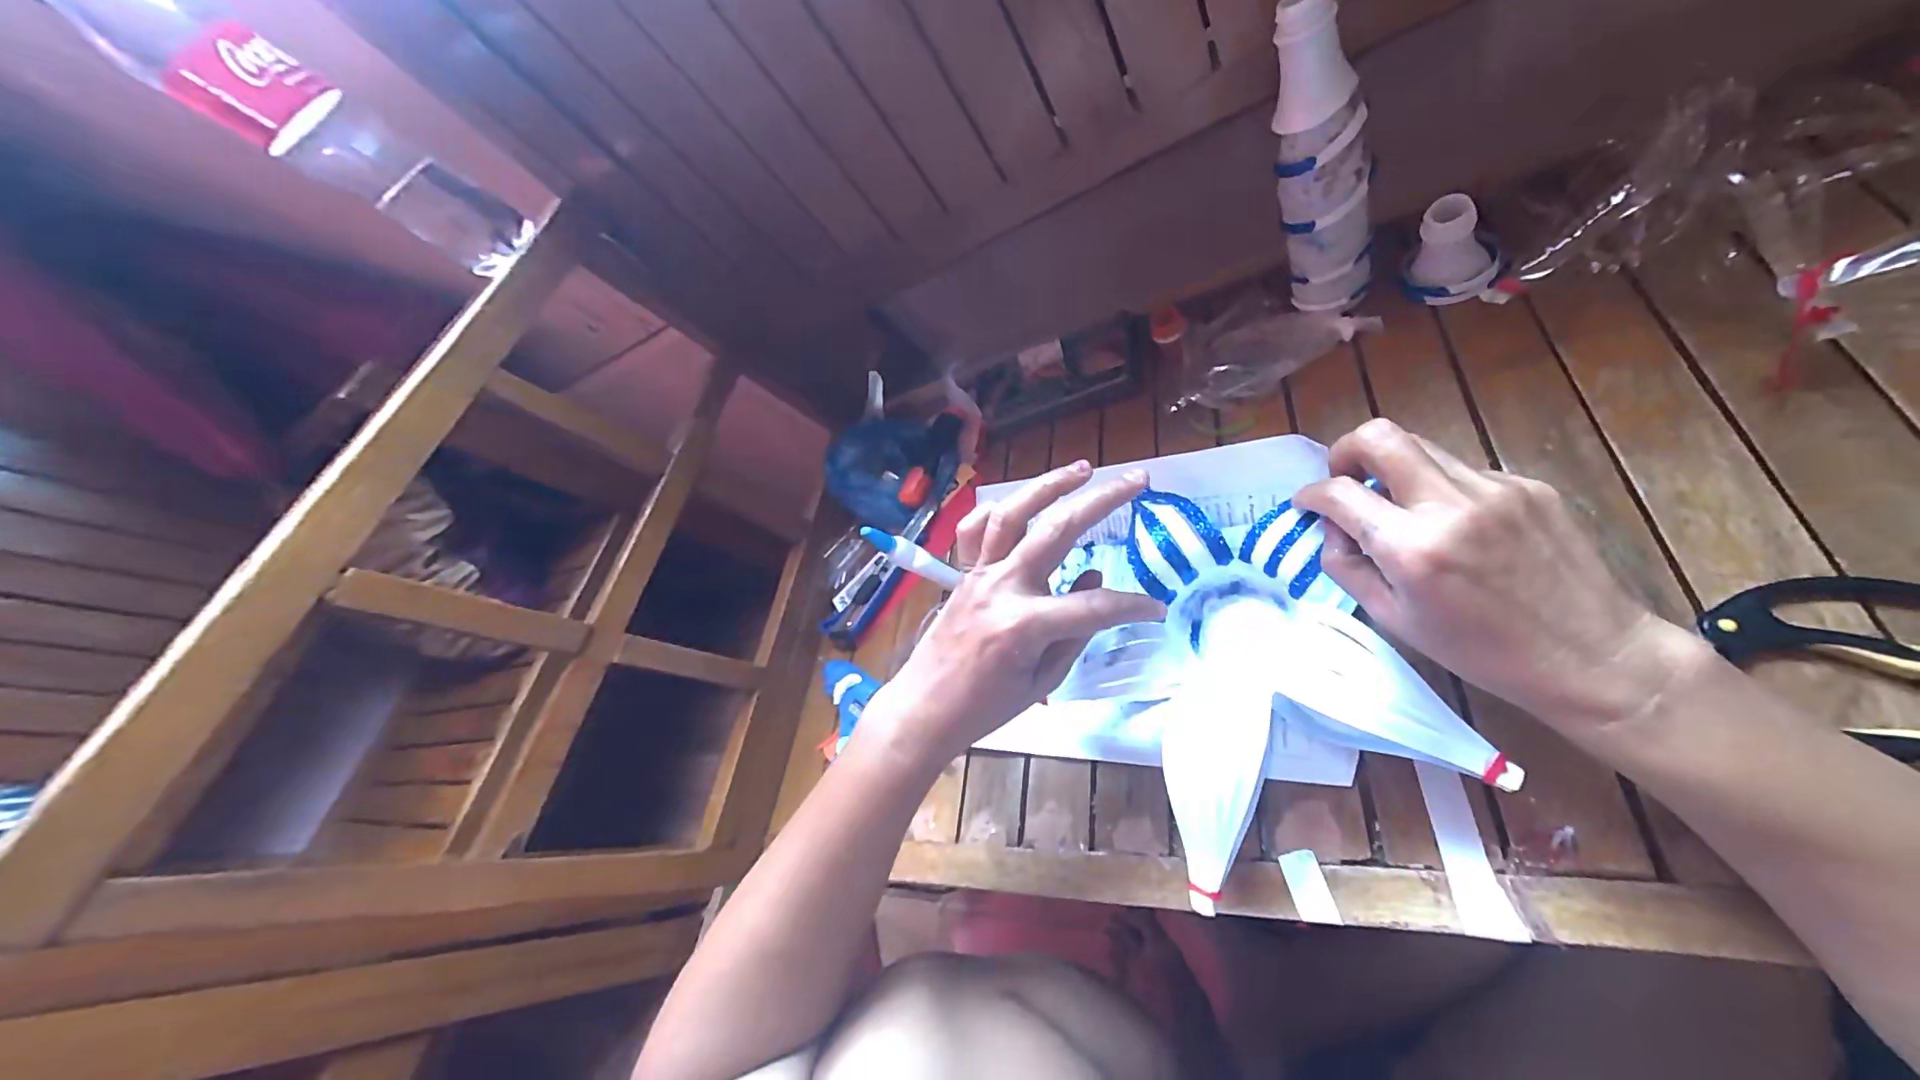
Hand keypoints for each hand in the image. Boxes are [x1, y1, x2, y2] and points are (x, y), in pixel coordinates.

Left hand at [855, 462, 1167, 767]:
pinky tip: (1022, 502)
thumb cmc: (985, 707)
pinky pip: (975, 531)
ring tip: (1083, 468)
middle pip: (1058, 531)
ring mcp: (978, 574)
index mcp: (1024, 624)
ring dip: (1049, 485)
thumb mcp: (1042, 679)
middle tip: (1137, 481)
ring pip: (1013, 514)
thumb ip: (1076, 631)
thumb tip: (1096, 579)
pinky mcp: (962, 573)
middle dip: (1103, 501)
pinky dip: (998, 511)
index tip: (1156, 609)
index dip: (1133, 606)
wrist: (924, 708)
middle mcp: (1001, 586)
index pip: (1094, 606)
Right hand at [1292, 419, 1703, 730]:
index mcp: (1411, 548)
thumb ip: (1348, 564)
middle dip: (1346, 451)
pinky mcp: (1528, 485)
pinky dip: (1438, 489)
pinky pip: (1460, 471)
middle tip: (1344, 479)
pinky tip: (1454, 527)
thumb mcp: (1391, 618)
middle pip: (1380, 436)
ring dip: (1393, 469)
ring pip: (1420, 447)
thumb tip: (1332, 526)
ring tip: (1397, 507)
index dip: (1310, 495)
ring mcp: (1496, 488)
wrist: (1590, 654)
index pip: (1339, 492)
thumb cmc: (1478, 650)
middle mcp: (1451, 505)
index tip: (1306, 503)